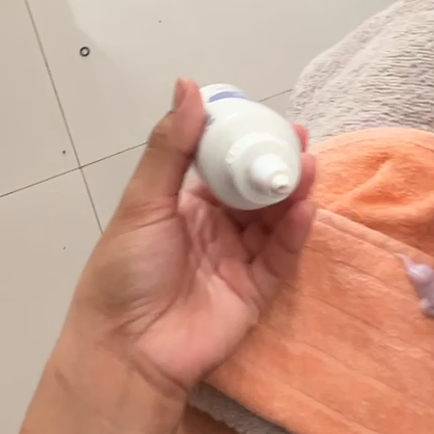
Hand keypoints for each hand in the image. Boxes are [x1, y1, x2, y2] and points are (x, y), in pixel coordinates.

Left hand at [65, 79, 316, 399]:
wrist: (128, 348)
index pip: (221, 165)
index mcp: (184, 206)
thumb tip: (188, 84)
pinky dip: (295, 231)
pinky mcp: (257, 290)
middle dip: (275, 163)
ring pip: (273, 219)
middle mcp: (215, 228)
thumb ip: (170, 147)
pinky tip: (305, 206)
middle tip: (298, 137)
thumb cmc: (126, 270)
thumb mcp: (144, 202)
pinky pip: (281, 256)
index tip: (263, 116)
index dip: (242, 141)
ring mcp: (238, 260)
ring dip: (290, 192)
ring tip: (306, 164)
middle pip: (254, 190)